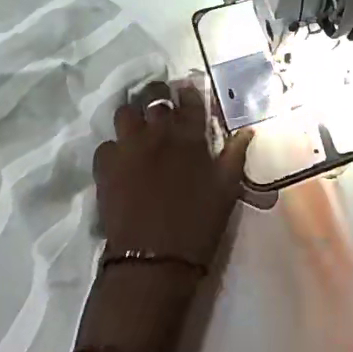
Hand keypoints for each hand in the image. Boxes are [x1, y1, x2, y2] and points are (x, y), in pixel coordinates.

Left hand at [92, 81, 252, 269]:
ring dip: (132, 118)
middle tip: (160, 107)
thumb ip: (235, 155)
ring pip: (125, 113)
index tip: (186, 93)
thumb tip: (246, 131)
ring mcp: (128, 145)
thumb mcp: (227, 189)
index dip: (188, 94)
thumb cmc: (199, 224)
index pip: (189, 100)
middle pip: (154, 96)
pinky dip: (114, 150)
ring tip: (137, 130)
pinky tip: (120, 162)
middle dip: (158, 96)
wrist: (155, 258)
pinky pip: (106, 145)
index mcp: (189, 136)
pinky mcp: (105, 164)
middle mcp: (157, 132)